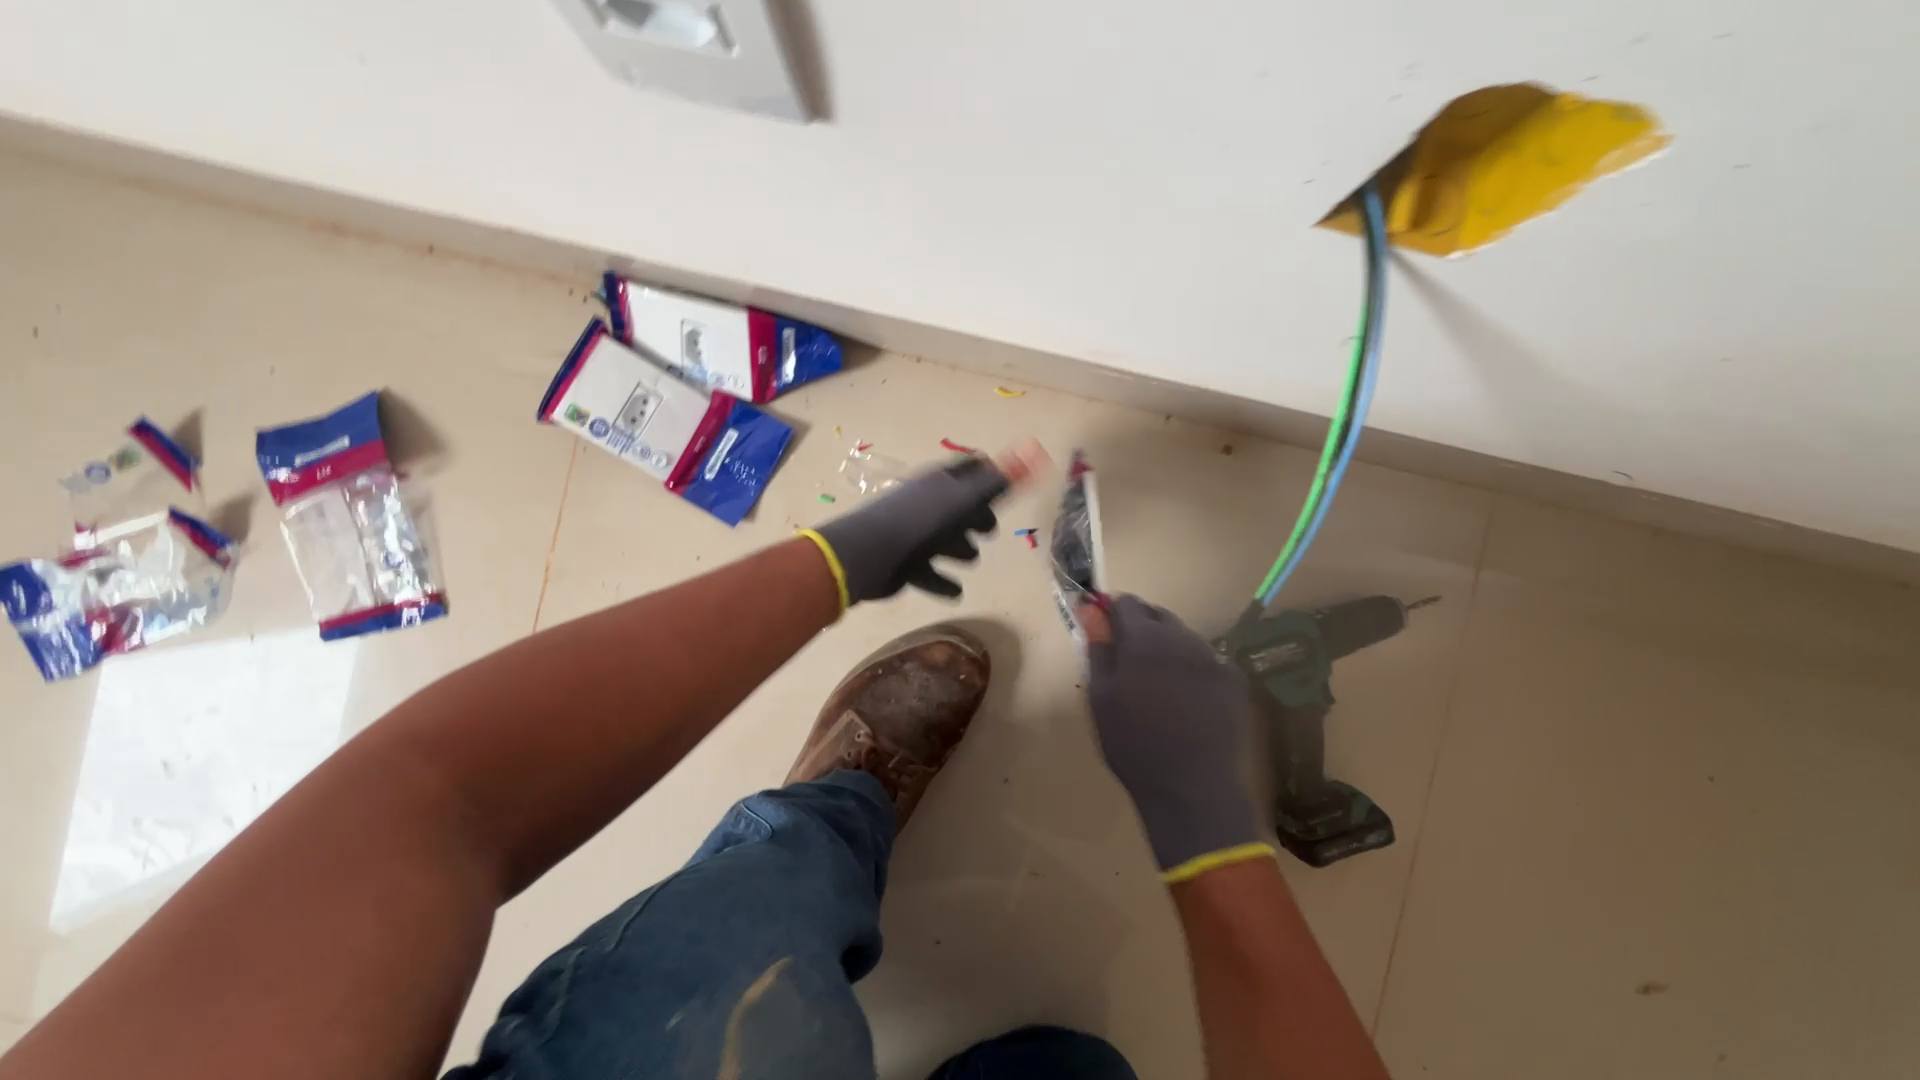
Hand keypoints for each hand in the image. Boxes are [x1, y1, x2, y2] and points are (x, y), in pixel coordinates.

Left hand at [808, 441, 1044, 607]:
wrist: (869, 554)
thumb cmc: (921, 522)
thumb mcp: (965, 498)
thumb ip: (999, 480)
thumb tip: (1034, 447)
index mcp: (939, 483)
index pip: (970, 470)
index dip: (990, 476)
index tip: (1008, 486)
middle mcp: (925, 504)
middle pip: (958, 508)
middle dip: (974, 517)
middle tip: (988, 530)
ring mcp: (912, 534)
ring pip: (943, 541)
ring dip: (959, 550)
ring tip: (968, 559)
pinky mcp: (904, 564)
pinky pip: (929, 572)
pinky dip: (942, 581)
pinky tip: (954, 592)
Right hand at [1079, 595, 1270, 880]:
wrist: (1192, 788)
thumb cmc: (1133, 744)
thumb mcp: (1100, 699)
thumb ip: (1097, 651)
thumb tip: (1092, 617)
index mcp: (1145, 640)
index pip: (1126, 603)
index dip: (1111, 611)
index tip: (1103, 627)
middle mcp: (1182, 639)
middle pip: (1158, 615)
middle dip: (1141, 626)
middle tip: (1127, 658)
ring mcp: (1212, 659)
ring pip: (1183, 637)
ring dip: (1166, 646)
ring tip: (1155, 681)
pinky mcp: (1232, 681)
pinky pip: (1205, 661)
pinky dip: (1190, 668)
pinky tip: (1183, 698)